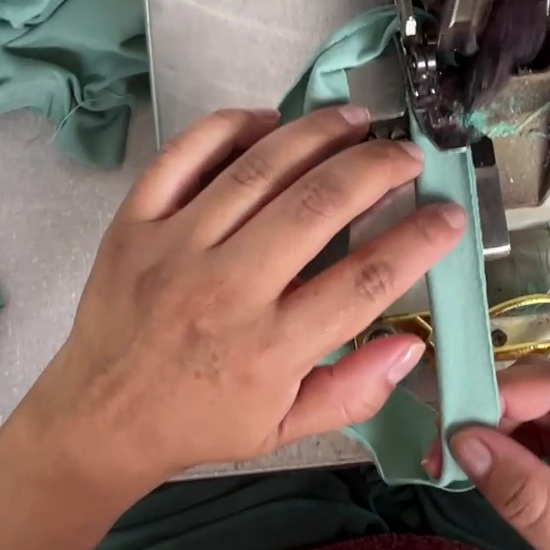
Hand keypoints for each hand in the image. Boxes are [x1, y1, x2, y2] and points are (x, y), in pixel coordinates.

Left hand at [18, 105, 465, 490]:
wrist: (100, 418)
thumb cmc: (200, 423)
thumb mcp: (285, 430)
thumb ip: (354, 393)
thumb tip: (414, 345)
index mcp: (270, 348)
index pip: (364, 281)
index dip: (418, 240)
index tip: (449, 214)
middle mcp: (227, 289)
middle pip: (318, 205)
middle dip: (377, 167)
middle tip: (407, 154)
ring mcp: (175, 248)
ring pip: (259, 169)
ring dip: (318, 133)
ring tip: (356, 120)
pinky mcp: (134, 223)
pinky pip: (185, 155)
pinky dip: (231, 127)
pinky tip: (270, 120)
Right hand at [448, 363, 549, 549]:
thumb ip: (522, 492)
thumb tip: (460, 439)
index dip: (501, 395)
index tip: (447, 422)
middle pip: (546, 392)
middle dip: (492, 413)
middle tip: (441, 449)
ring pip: (538, 411)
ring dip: (494, 432)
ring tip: (453, 462)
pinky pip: (543, 436)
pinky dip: (509, 450)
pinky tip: (484, 470)